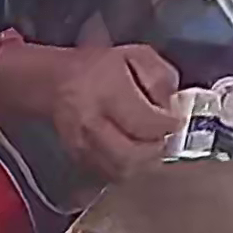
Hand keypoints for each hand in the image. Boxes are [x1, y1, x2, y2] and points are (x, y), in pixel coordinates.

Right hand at [50, 45, 180, 180]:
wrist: (58, 85)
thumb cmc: (100, 68)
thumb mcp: (137, 57)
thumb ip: (161, 80)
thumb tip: (170, 110)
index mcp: (107, 95)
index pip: (144, 123)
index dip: (166, 126)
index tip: (175, 122)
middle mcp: (91, 126)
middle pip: (131, 156)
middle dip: (153, 151)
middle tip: (161, 139)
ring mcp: (82, 148)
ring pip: (120, 171)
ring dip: (140, 164)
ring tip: (147, 148)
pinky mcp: (79, 161)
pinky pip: (108, 175)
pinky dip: (125, 169)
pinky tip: (131, 154)